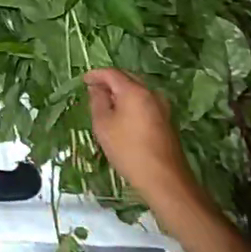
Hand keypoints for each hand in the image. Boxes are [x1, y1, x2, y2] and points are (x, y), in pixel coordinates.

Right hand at [83, 68, 191, 198]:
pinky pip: (145, 101)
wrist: (164, 178)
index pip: (112, 73)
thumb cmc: (128, 150)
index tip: (83, 80)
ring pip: (138, 90)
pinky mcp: (166, 119)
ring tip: (106, 103)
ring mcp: (162, 106)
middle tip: (93, 90)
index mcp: (134, 91)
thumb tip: (96, 88)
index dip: (96, 74)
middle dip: (109, 81)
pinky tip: (122, 115)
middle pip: (127, 78)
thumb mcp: (103, 125)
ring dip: (121, 92)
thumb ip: (97, 101)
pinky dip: (131, 102)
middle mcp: (151, 93)